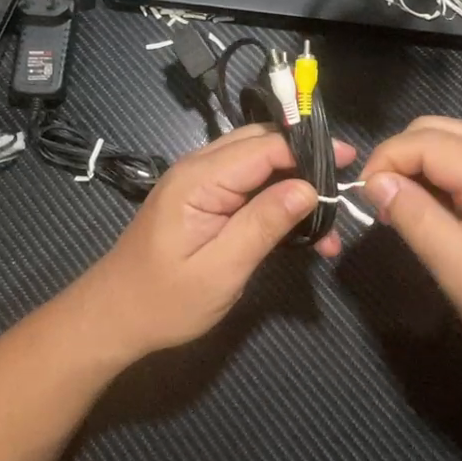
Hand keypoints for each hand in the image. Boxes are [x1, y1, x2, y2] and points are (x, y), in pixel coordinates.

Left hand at [74, 124, 356, 357]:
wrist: (112, 317)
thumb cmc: (165, 300)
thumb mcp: (221, 269)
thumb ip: (263, 224)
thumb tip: (308, 188)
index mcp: (199, 178)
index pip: (264, 147)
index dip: (308, 151)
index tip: (349, 164)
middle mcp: (197, 167)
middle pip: (261, 143)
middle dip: (304, 160)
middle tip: (344, 183)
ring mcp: (196, 180)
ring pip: (255, 160)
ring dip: (291, 178)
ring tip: (326, 216)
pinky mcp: (200, 197)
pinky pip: (243, 181)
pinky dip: (272, 193)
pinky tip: (295, 221)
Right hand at [361, 117, 461, 388]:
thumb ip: (419, 223)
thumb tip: (374, 181)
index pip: (425, 141)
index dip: (385, 162)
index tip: (364, 201)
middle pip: (432, 129)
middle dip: (396, 160)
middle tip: (380, 207)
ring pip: (442, 136)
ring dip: (412, 165)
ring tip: (401, 210)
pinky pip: (458, 153)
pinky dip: (432, 172)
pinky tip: (429, 208)